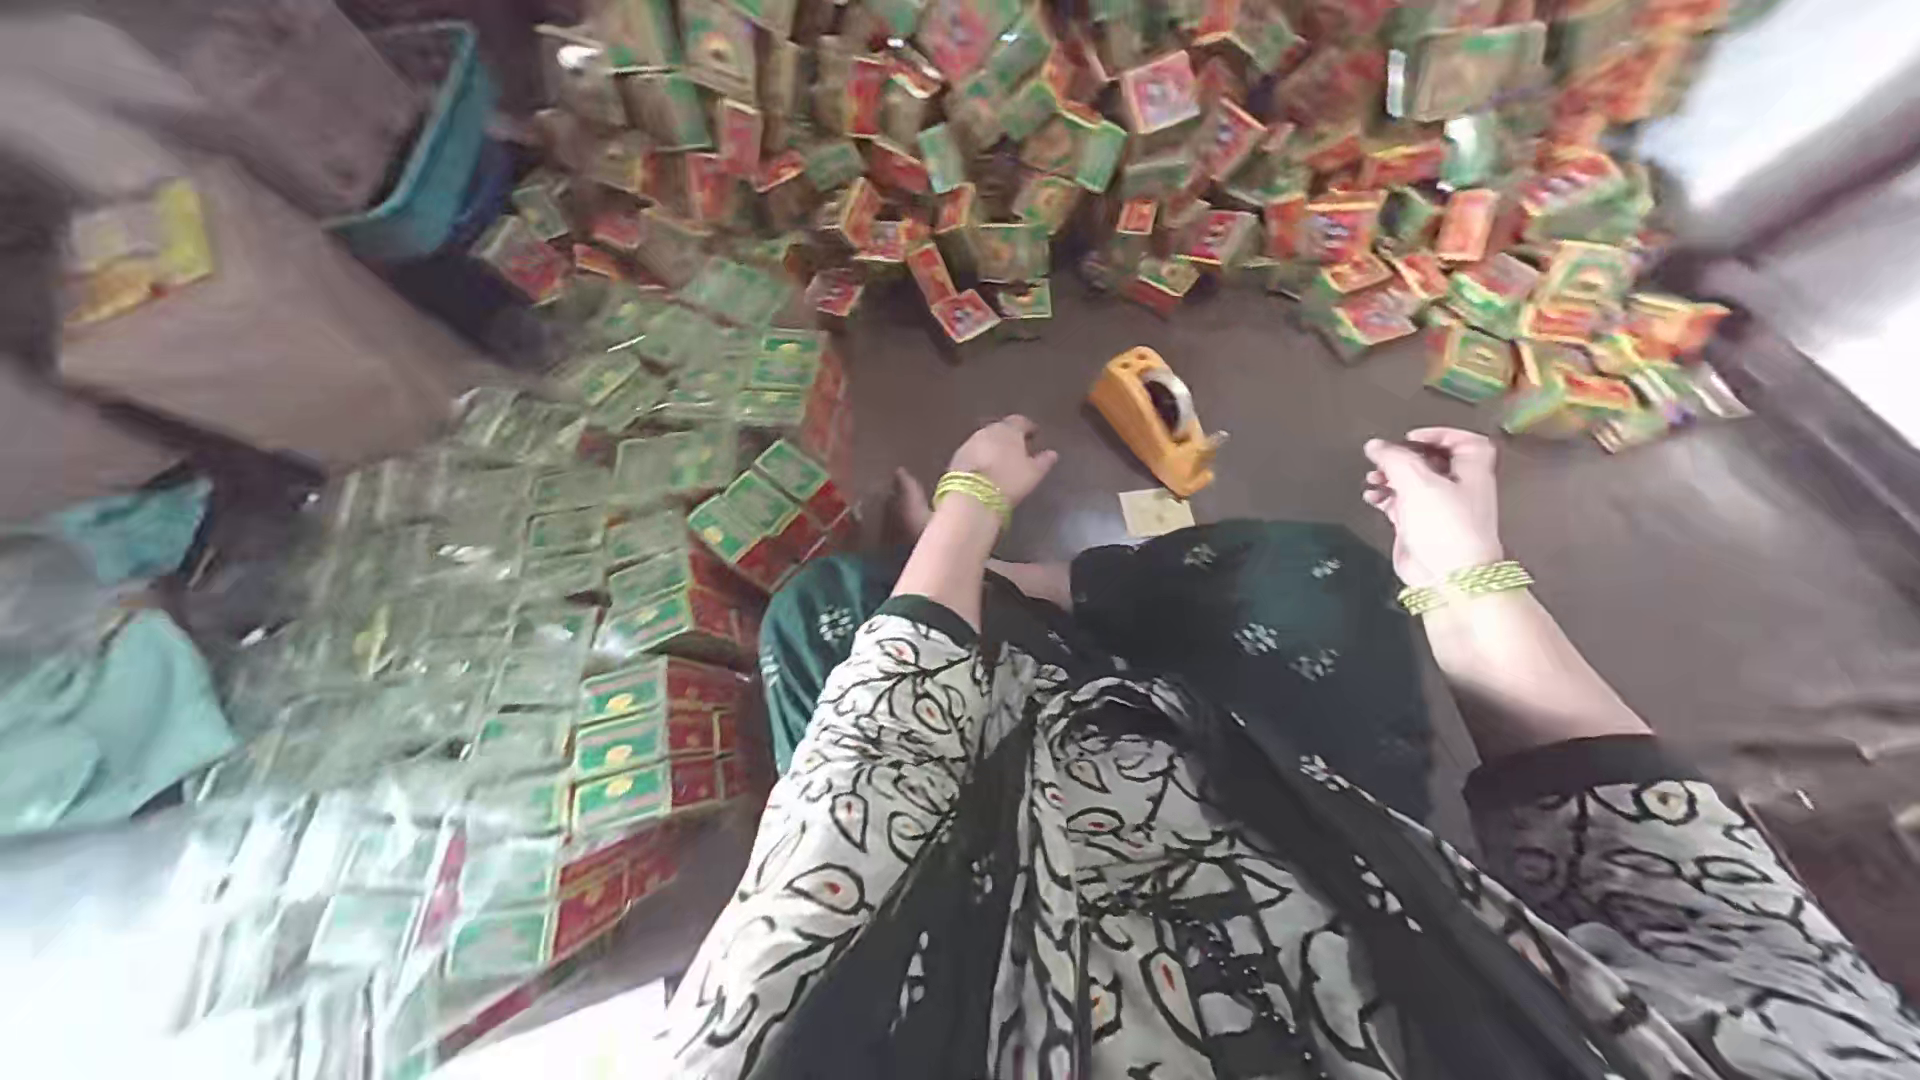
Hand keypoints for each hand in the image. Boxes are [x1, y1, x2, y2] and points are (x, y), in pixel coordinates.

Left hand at [947, 415, 1059, 505]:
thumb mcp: (1033, 473)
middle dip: (1009, 437)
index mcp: (1008, 430)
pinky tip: (984, 469)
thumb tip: (1052, 453)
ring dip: (992, 447)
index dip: (1028, 427)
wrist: (972, 496)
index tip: (1034, 434)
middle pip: (1000, 429)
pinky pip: (973, 453)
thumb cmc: (1009, 480)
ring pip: (984, 440)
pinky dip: (980, 457)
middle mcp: (987, 431)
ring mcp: (969, 443)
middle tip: (1017, 448)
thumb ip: (1043, 461)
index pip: (1020, 421)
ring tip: (1000, 460)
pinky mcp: (956, 458)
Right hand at [1362, 428, 1504, 587]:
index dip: (1441, 434)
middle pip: (1434, 462)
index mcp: (1471, 474)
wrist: (1447, 574)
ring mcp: (1438, 509)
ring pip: (1413, 483)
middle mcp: (1458, 489)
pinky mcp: (1419, 526)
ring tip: (1373, 477)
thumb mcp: (1418, 483)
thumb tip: (1376, 445)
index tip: (1412, 436)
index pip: (1466, 443)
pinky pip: (1399, 504)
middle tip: (1385, 456)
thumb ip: (1395, 459)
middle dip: (1406, 457)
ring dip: (1391, 476)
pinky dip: (1384, 498)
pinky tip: (1372, 497)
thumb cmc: (1446, 529)